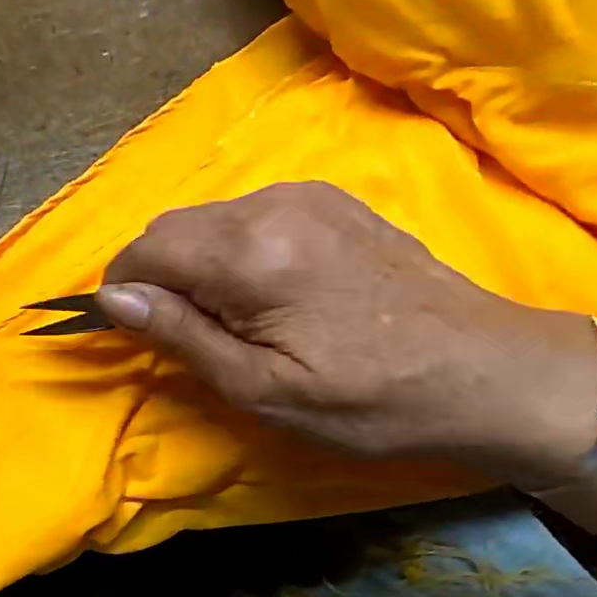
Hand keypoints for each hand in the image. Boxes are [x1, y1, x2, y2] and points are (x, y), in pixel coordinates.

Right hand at [97, 182, 596, 486]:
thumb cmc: (371, 400)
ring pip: (216, 220)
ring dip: (202, 264)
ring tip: (238, 320)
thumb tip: (112, 298)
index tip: (135, 333)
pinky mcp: (337, 202)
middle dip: (163, 276)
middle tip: (191, 337)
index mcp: (252, 251)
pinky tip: (275, 293)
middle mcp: (275, 203)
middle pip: (178, 227)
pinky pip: (257, 216)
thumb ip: (183, 334)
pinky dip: (241, 251)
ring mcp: (311, 195)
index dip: (125, 290)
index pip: (148, 248)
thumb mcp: (265, 389)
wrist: (485, 372)